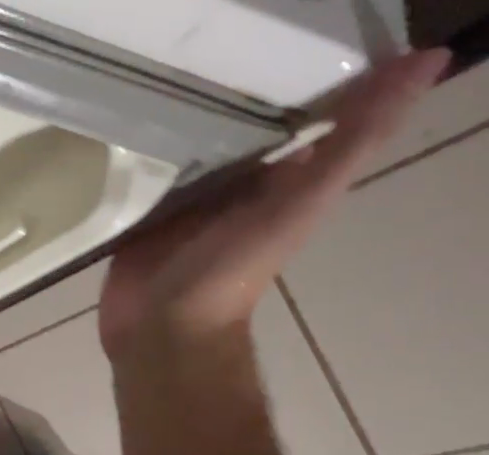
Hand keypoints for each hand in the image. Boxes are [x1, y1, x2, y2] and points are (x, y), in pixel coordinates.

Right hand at [99, 50, 447, 362]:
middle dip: (219, 99)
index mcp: (279, 180)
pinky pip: (134, 188)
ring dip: (169, 128)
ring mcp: (179, 209)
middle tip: (195, 57)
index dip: (290, 79)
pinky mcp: (135, 226)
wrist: (163, 331)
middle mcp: (232, 190)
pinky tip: (115, 136)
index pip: (293, 116)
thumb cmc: (233, 271)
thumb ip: (356, 138)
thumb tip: (426, 60)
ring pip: (179, 157)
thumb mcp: (303, 201)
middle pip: (230, 133)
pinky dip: (129, 165)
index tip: (275, 36)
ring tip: (149, 87)